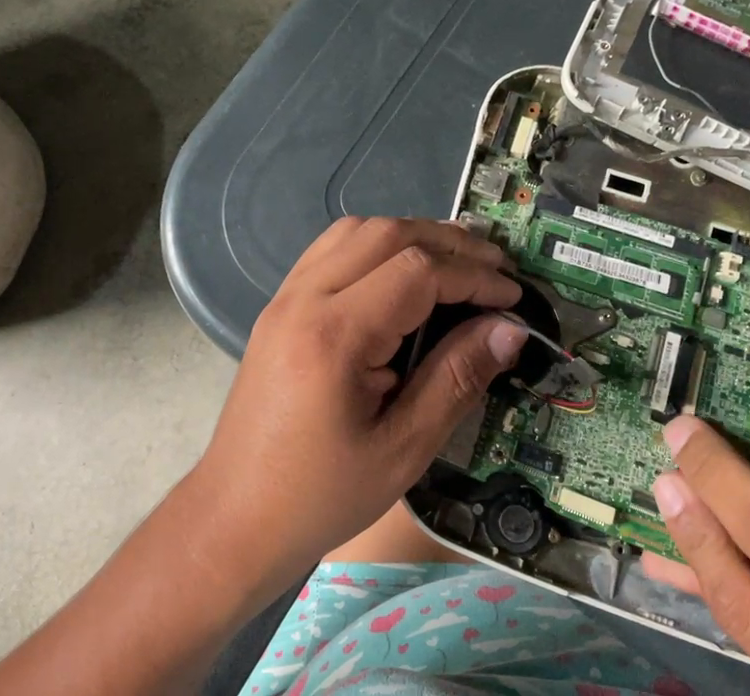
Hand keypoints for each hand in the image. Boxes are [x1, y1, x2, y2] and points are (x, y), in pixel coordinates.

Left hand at [186, 217, 525, 585]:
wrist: (235, 516)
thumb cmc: (320, 495)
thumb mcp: (402, 449)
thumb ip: (456, 379)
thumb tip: (509, 329)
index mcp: (333, 336)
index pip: (416, 271)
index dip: (473, 275)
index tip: (514, 296)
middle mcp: (303, 299)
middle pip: (385, 234)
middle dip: (447, 242)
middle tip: (495, 267)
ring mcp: (284, 299)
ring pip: (354, 232)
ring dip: (410, 236)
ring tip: (456, 263)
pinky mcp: (278, 308)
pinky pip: (330, 251)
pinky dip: (374, 247)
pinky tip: (400, 276)